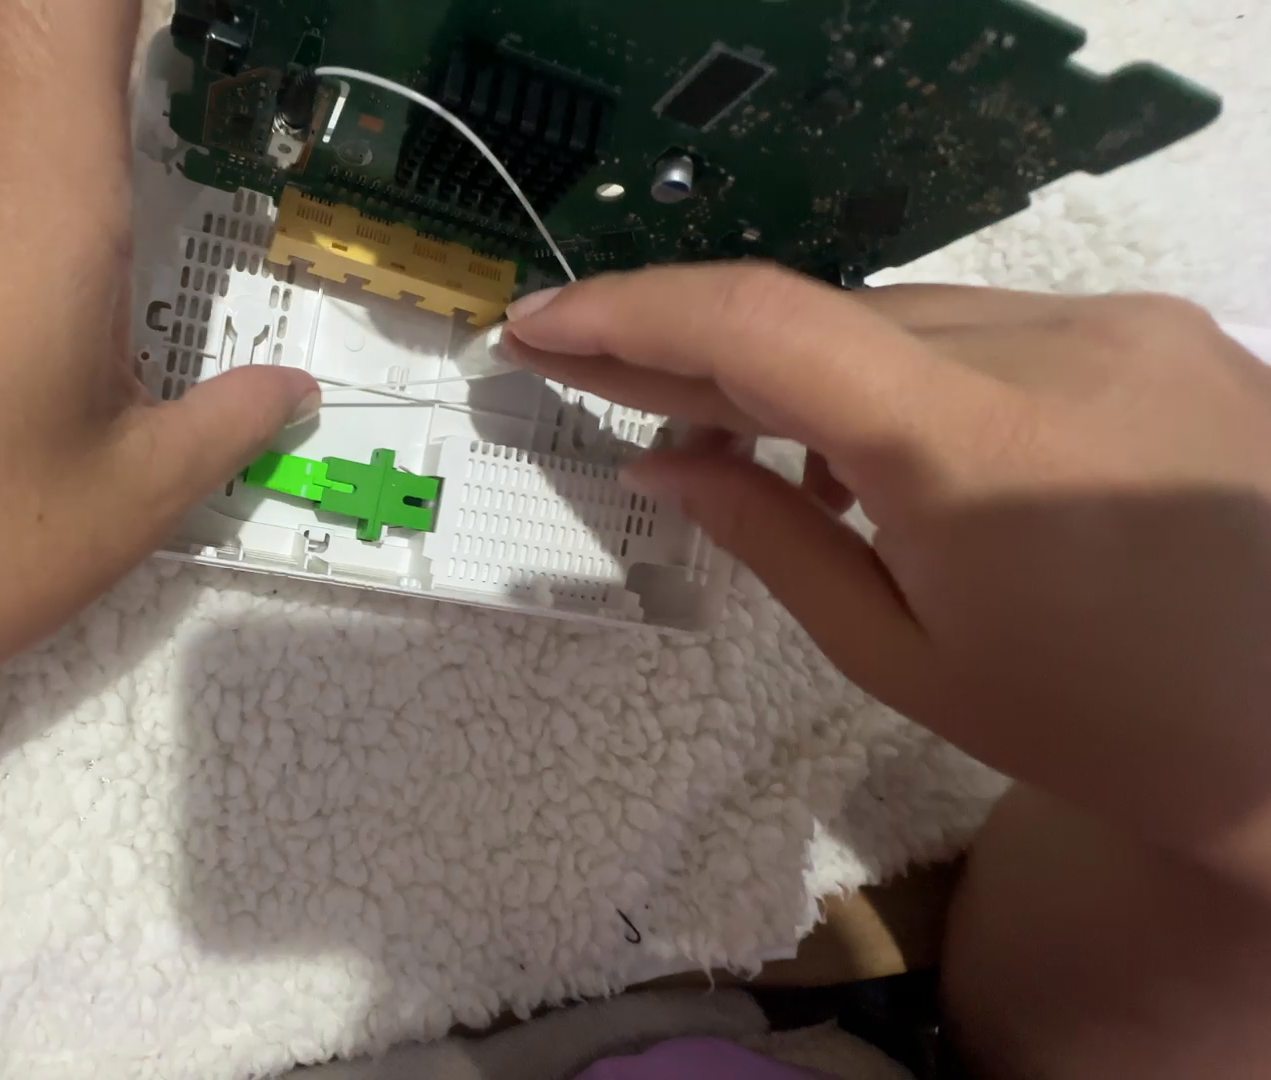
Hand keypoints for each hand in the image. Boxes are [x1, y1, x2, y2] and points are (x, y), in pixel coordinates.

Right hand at [505, 267, 1270, 883]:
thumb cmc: (1082, 721)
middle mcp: (1051, 347)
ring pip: (865, 322)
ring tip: (709, 436)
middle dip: (666, 342)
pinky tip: (839, 449)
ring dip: (763, 371)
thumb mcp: (887, 649)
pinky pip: (939, 333)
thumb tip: (655, 460)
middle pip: (801, 319)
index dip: (627, 314)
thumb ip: (763, 535)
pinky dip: (851, 377)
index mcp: (974, 448)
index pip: (761, 331)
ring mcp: (1108, 326)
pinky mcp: (1133, 331)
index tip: (536, 323)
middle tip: (565, 356)